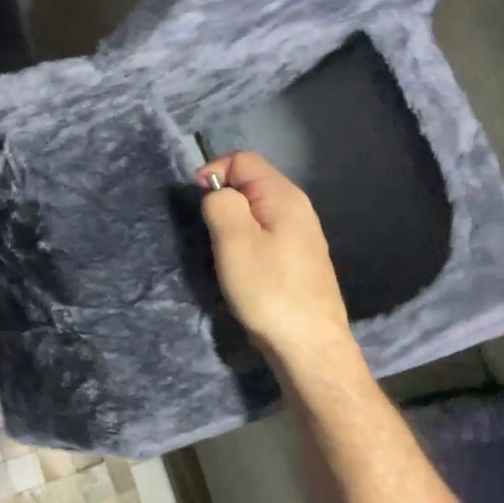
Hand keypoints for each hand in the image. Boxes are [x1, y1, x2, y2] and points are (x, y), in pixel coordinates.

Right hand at [198, 152, 353, 362]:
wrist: (306, 342)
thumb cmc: (268, 290)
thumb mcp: (234, 242)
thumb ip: (221, 204)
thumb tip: (216, 191)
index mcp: (284, 197)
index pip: (243, 160)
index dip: (214, 172)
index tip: (197, 204)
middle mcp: (296, 208)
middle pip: (249, 182)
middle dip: (221, 199)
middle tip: (208, 233)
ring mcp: (299, 233)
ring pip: (254, 209)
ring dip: (230, 223)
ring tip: (221, 252)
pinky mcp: (295, 256)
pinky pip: (262, 232)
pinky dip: (243, 240)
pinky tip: (240, 266)